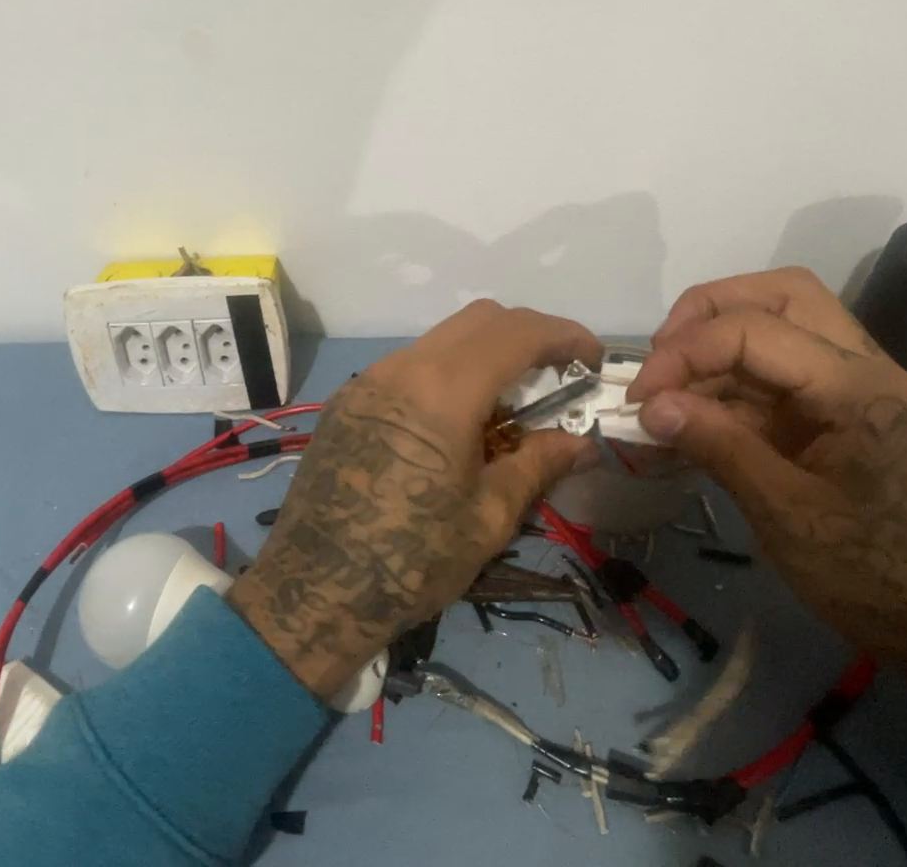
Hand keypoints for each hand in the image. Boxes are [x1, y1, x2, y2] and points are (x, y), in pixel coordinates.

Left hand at [227, 301, 602, 701]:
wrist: (314, 587)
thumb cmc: (411, 560)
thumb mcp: (488, 518)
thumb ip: (537, 464)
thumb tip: (581, 442)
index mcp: (443, 391)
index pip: (516, 332)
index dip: (564, 335)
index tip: (592, 359)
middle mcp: (401, 369)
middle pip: (478, 320)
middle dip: (527, 336)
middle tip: (555, 377)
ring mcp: (367, 382)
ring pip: (440, 340)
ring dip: (484, 356)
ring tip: (508, 408)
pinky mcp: (347, 403)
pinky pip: (407, 367)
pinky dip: (445, 375)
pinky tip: (455, 425)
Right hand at [626, 267, 906, 737]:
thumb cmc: (875, 577)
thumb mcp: (785, 514)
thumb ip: (718, 446)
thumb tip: (650, 406)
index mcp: (857, 388)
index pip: (754, 330)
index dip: (684, 351)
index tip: (638, 398)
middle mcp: (864, 370)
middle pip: (782, 295)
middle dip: (709, 313)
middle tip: (662, 358)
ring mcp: (858, 391)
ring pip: (785, 325)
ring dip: (720, 342)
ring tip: (670, 387)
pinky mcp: (845, 417)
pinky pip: (784, 374)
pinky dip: (734, 381)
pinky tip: (697, 414)